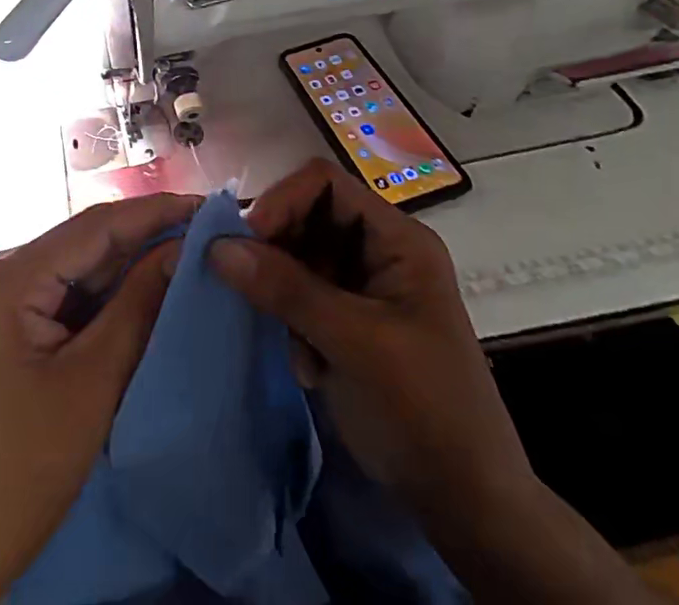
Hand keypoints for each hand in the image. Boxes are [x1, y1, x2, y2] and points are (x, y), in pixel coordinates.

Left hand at [0, 193, 196, 604]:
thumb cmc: (26, 466)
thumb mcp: (95, 379)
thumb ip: (141, 302)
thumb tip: (186, 247)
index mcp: (4, 277)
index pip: (95, 226)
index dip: (158, 211)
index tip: (214, 204)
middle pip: (85, 242)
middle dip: (148, 237)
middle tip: (211, 230)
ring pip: (78, 265)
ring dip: (131, 263)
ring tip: (193, 250)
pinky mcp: (3, 319)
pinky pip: (64, 291)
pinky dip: (106, 292)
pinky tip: (150, 283)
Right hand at [212, 161, 659, 602]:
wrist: (460, 493)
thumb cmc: (422, 407)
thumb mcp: (355, 342)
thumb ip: (288, 289)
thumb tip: (218, 246)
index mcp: (397, 239)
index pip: (324, 184)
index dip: (280, 203)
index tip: (243, 245)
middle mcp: (377, 250)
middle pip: (304, 219)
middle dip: (276, 257)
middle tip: (256, 300)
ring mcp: (360, 286)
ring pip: (294, 261)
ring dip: (282, 300)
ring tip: (299, 350)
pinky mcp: (344, 320)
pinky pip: (297, 299)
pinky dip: (291, 327)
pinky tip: (310, 368)